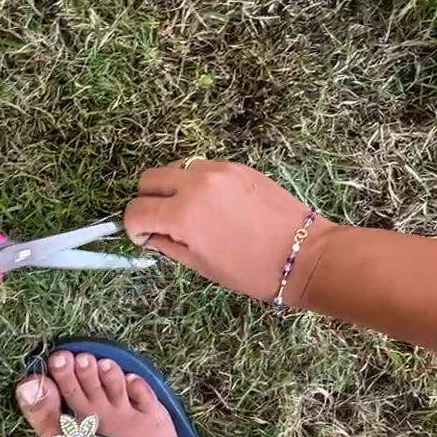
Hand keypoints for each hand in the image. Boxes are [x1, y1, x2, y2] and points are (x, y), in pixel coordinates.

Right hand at [124, 160, 334, 305]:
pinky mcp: (235, 166)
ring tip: (187, 211)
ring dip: (170, 188)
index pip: (136, 210)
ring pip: (173, 168)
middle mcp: (195, 185)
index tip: (146, 238)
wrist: (303, 255)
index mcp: (183, 215)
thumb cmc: (251, 271)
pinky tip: (211, 203)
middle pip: (148, 179)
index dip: (134, 228)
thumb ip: (168, 245)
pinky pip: (200, 166)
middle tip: (162, 222)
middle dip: (147, 201)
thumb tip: (150, 234)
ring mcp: (217, 170)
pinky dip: (195, 181)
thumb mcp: (201, 265)